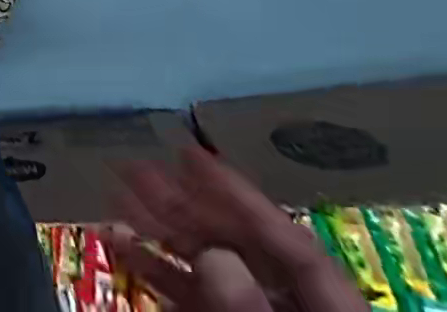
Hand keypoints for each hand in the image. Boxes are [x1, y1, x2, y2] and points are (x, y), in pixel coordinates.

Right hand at [109, 148, 366, 311]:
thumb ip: (250, 310)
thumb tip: (213, 253)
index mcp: (332, 310)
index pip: (291, 245)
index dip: (240, 196)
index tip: (189, 151)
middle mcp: (294, 305)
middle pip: (240, 249)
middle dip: (182, 206)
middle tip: (131, 167)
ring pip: (211, 271)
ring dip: (159, 233)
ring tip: (113, 198)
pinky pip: (194, 299)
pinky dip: (158, 271)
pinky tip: (121, 246)